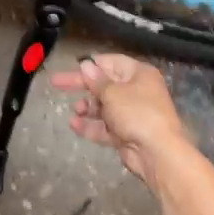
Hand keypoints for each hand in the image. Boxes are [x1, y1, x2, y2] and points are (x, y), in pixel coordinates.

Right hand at [51, 54, 195, 184]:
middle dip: (82, 85)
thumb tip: (86, 65)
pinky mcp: (125, 133)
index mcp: (139, 74)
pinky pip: (104, 126)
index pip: (111, 62)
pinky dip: (90, 125)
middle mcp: (136, 91)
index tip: (72, 67)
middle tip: (56, 83)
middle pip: (104, 84)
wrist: (157, 152)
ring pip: (103, 106)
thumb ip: (96, 80)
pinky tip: (74, 125)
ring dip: (87, 107)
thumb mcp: (113, 93)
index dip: (91, 64)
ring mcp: (131, 114)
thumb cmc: (136, 113)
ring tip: (76, 110)